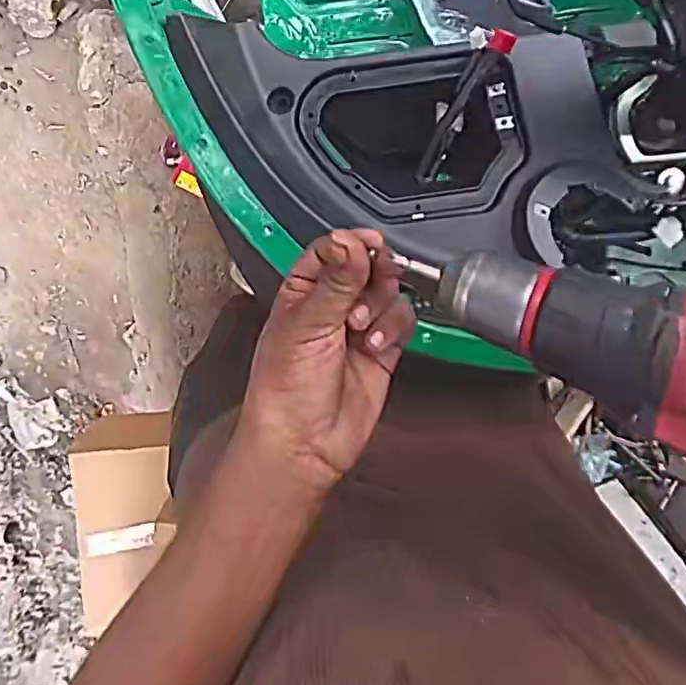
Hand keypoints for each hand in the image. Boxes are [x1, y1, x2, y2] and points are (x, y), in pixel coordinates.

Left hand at [235, 230, 415, 495]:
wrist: (304, 442)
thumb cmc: (284, 387)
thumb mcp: (308, 324)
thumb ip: (336, 282)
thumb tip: (349, 242)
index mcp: (302, 289)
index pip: (331, 250)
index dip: (351, 244)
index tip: (369, 243)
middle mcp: (331, 304)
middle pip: (365, 266)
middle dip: (373, 272)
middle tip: (374, 278)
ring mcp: (358, 326)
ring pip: (387, 291)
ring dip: (381, 304)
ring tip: (361, 326)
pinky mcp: (382, 349)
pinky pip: (401, 320)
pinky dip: (395, 327)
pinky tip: (376, 344)